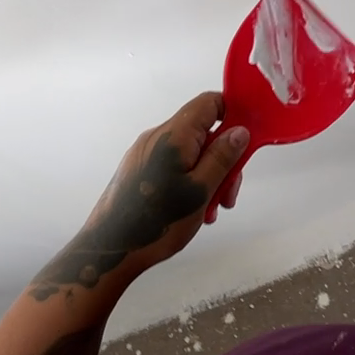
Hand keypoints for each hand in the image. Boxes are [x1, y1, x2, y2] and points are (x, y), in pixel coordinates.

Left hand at [29, 93, 248, 300]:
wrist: (108, 251)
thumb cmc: (157, 221)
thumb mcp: (200, 190)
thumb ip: (222, 157)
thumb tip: (240, 130)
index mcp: (174, 135)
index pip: (210, 102)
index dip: (233, 114)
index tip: (247, 141)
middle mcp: (157, 136)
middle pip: (203, 132)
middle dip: (223, 159)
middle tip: (228, 195)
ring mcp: (145, 153)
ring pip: (190, 153)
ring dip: (208, 176)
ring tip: (210, 211)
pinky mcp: (138, 170)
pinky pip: (174, 166)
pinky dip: (189, 182)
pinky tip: (193, 212)